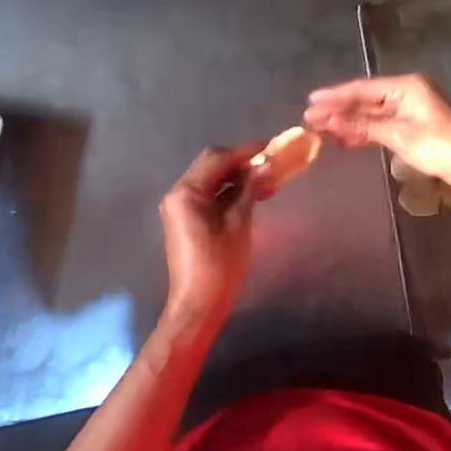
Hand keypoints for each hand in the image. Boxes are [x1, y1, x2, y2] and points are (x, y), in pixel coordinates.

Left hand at [158, 142, 267, 327]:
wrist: (197, 304)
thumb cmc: (219, 265)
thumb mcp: (238, 223)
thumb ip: (250, 188)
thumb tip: (267, 164)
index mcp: (187, 191)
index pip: (219, 158)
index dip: (247, 151)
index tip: (272, 147)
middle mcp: (177, 193)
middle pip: (210, 163)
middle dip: (240, 162)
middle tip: (269, 165)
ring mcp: (178, 206)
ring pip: (209, 178)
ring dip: (234, 176)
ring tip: (263, 181)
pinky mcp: (184, 218)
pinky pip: (206, 193)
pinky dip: (226, 190)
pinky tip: (248, 195)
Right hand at [304, 74, 450, 187]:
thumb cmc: (440, 146)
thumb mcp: (398, 135)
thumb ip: (363, 124)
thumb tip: (330, 117)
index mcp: (406, 86)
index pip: (362, 88)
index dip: (334, 96)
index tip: (310, 102)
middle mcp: (407, 91)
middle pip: (365, 99)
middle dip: (338, 110)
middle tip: (310, 119)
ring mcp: (411, 107)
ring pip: (372, 112)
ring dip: (349, 121)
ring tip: (323, 130)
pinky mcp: (413, 123)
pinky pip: (382, 123)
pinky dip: (365, 131)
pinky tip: (348, 139)